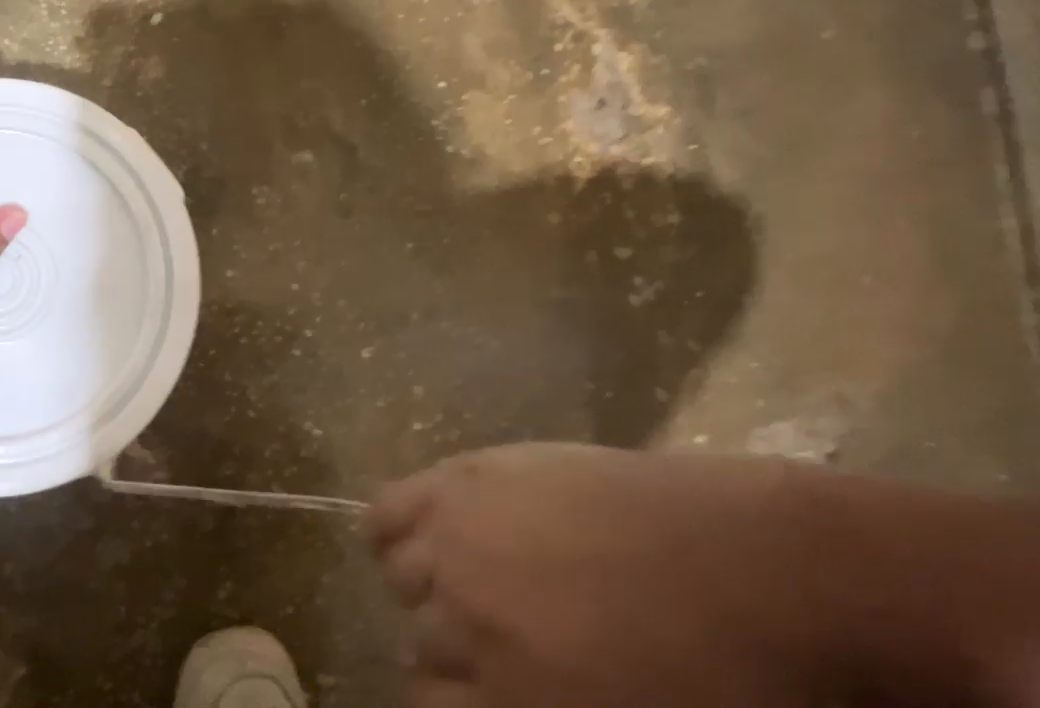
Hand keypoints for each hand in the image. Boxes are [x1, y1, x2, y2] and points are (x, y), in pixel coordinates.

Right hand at [366, 444, 826, 707]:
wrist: (777, 574)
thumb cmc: (727, 681)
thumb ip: (530, 706)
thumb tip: (483, 690)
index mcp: (506, 702)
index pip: (426, 702)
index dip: (453, 695)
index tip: (482, 685)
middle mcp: (465, 626)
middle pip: (421, 641)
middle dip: (455, 644)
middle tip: (503, 634)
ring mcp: (459, 546)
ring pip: (404, 574)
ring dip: (431, 582)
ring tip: (477, 575)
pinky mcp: (466, 480)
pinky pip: (388, 509)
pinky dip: (391, 526)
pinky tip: (418, 532)